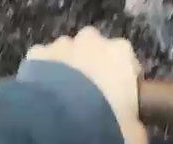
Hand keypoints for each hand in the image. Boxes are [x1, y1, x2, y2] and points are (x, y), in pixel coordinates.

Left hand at [25, 27, 146, 143]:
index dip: (123, 79)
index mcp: (120, 53)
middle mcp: (92, 40)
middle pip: (95, 48)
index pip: (127, 59)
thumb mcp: (134, 132)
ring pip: (67, 52)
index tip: (120, 99)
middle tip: (91, 95)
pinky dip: (44, 74)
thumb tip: (132, 125)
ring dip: (68, 68)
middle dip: (93, 65)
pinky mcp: (38, 51)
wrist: (62, 121)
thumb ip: (135, 121)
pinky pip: (43, 61)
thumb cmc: (107, 123)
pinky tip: (45, 95)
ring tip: (65, 97)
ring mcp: (62, 43)